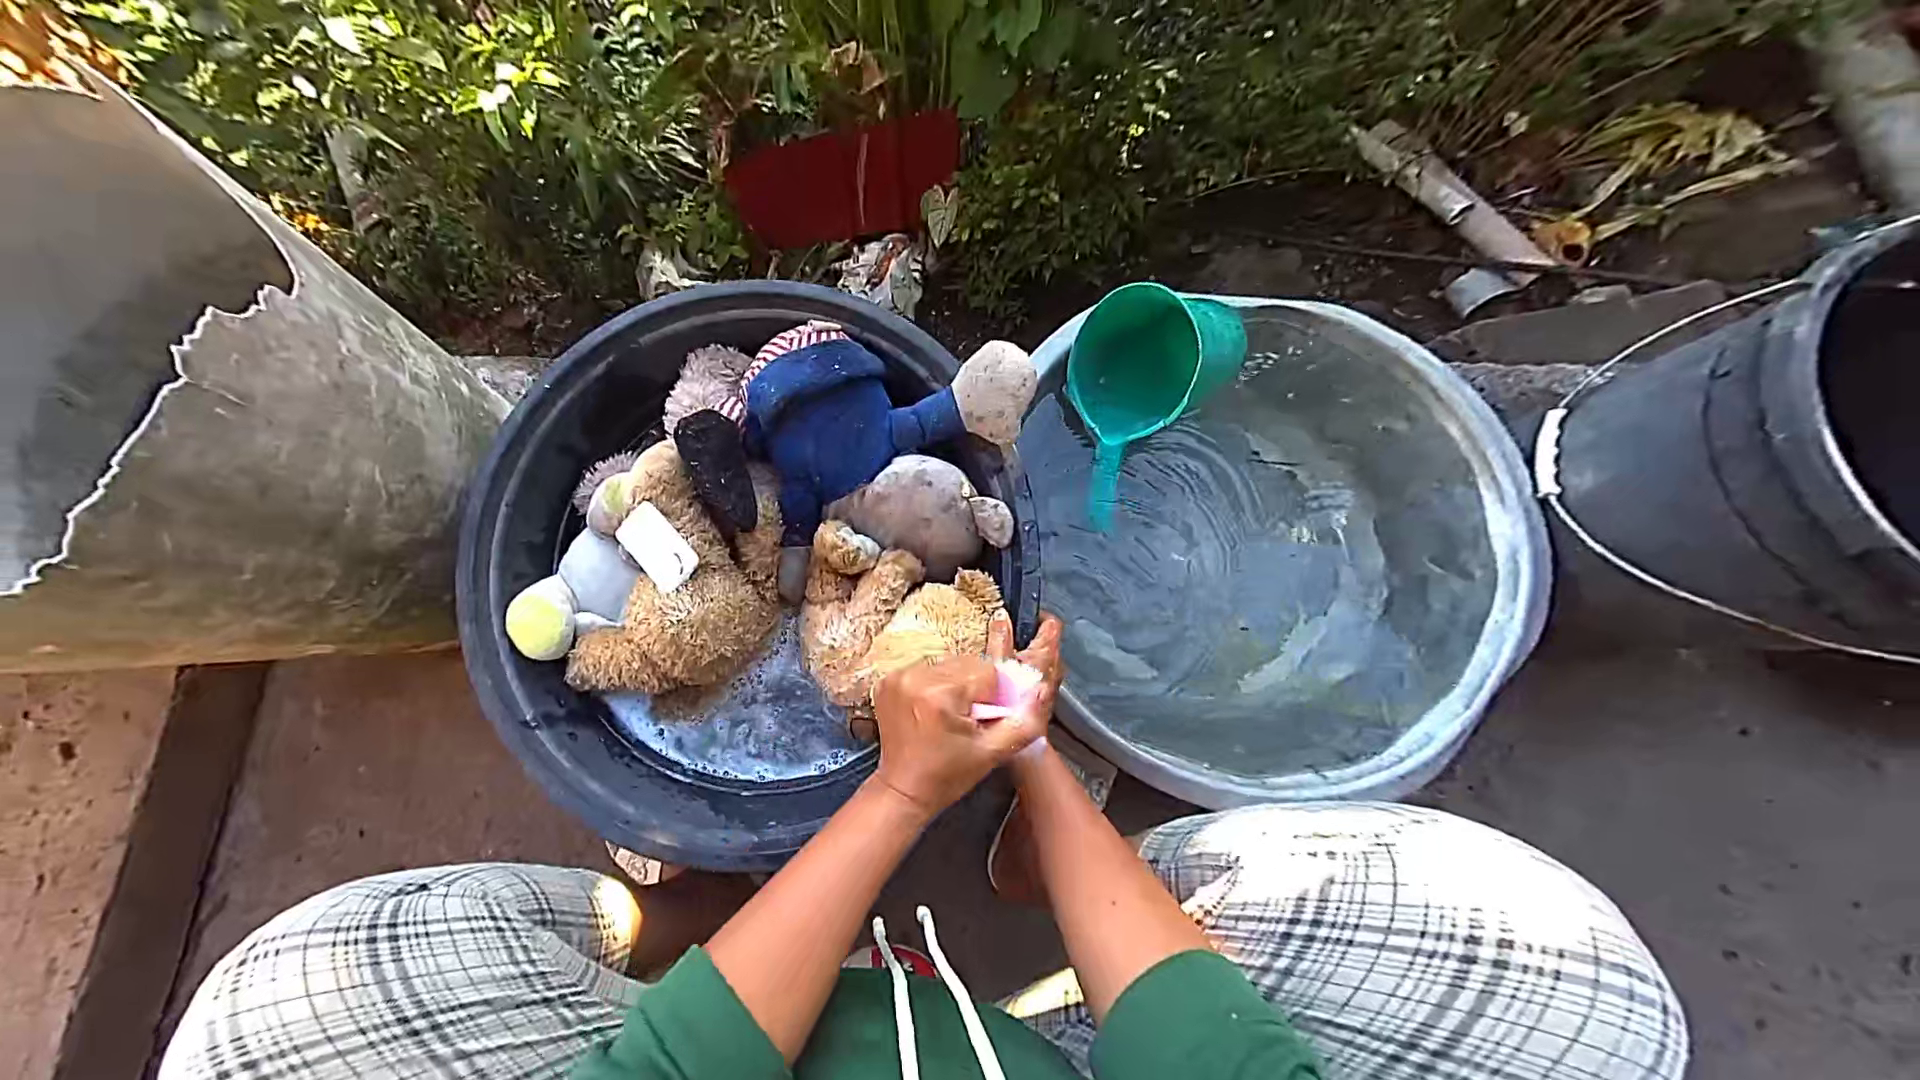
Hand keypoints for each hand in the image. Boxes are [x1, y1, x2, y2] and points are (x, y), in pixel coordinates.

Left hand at [870, 649, 1046, 816]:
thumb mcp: (993, 753)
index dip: (994, 695)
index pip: (987, 672)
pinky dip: (936, 683)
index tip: (984, 718)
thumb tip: (1041, 689)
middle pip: (967, 664)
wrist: (903, 789)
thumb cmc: (947, 775)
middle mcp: (914, 678)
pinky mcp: (888, 680)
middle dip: (975, 687)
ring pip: (949, 663)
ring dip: (956, 683)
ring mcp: (898, 677)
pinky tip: (933, 709)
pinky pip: (927, 668)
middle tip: (968, 718)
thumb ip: (1025, 721)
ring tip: (950, 715)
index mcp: (939, 695)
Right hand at [988, 609, 1063, 729]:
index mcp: (1047, 653)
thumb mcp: (999, 663)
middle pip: (1045, 641)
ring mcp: (1052, 682)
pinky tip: (1008, 680)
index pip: (1051, 624)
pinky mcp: (1045, 695)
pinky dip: (1025, 673)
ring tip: (1004, 660)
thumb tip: (1001, 616)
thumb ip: (1001, 638)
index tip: (1020, 616)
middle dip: (1027, 638)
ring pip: (1041, 659)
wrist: (1023, 742)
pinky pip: (1037, 675)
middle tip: (1005, 640)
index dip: (1036, 616)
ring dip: (1025, 657)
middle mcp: (1056, 666)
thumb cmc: (1012, 703)